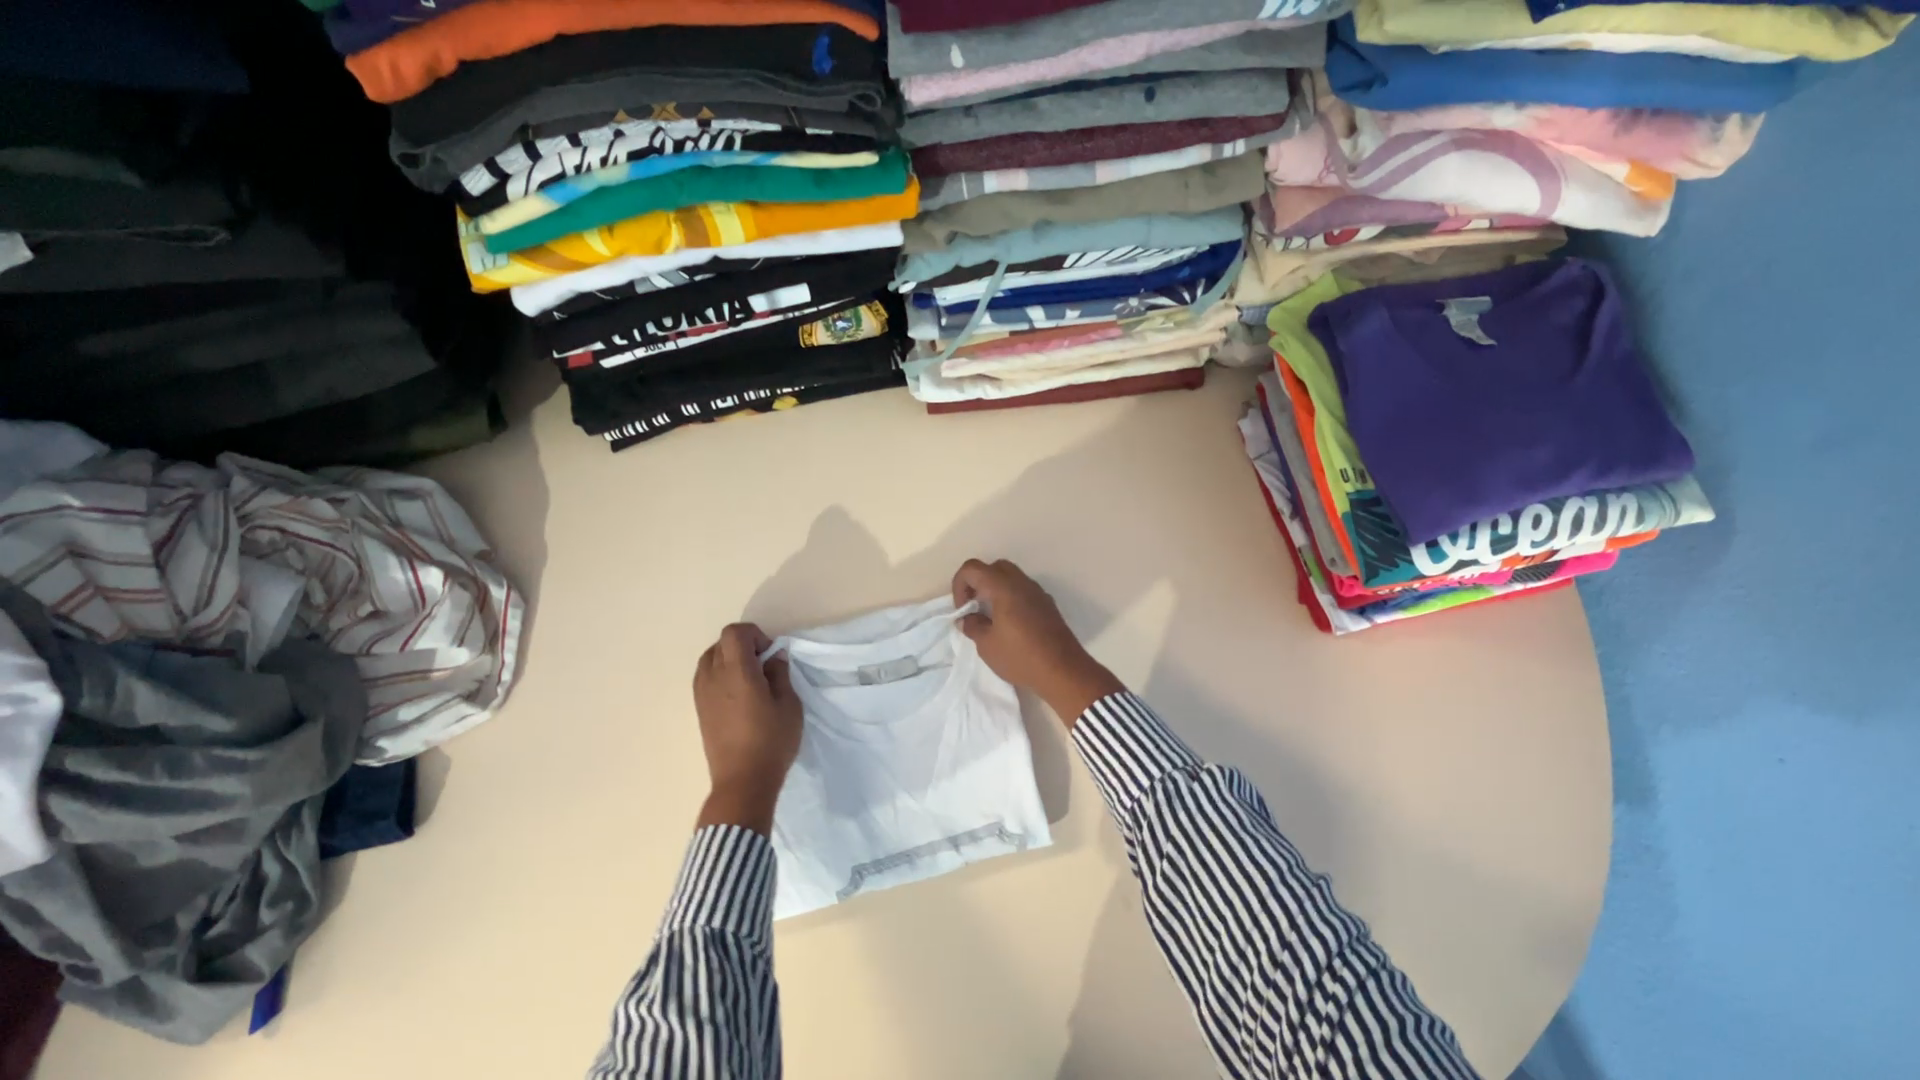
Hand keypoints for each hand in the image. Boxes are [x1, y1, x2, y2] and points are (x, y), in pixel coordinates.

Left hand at [691, 623, 802, 835]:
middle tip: (763, 666)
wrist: (742, 781)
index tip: (770, 654)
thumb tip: (773, 659)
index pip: (735, 633)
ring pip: (710, 659)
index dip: (755, 635)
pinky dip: (720, 674)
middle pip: (721, 643)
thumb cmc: (771, 741)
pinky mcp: (698, 709)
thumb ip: (780, 674)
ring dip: (729, 659)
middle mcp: (713, 676)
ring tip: (750, 680)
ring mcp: (701, 693)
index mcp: (736, 670)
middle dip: (743, 645)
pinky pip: (705, 677)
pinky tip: (738, 696)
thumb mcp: (789, 705)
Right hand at [952, 559, 1124, 725]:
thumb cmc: (1021, 657)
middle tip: (974, 607)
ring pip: (1011, 578)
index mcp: (1004, 587)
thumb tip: (967, 618)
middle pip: (994, 568)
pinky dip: (1011, 598)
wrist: (1064, 671)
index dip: (960, 585)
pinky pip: (1024, 591)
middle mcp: (1022, 583)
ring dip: (995, 590)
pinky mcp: (1048, 605)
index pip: (972, 568)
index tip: (963, 609)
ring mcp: (1038, 593)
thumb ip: (972, 626)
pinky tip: (1010, 625)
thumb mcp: (987, 645)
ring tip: (990, 617)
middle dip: (978, 583)